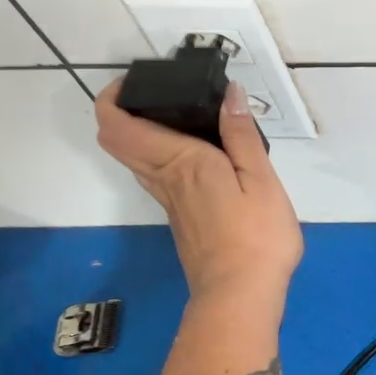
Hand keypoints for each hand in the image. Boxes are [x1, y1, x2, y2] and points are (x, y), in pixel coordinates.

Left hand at [94, 79, 302, 303]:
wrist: (242, 292)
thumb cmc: (258, 235)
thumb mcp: (263, 181)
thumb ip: (243, 137)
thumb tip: (229, 95)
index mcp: (181, 161)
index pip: (117, 122)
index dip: (112, 96)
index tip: (135, 83)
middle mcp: (165, 179)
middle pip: (116, 140)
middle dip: (120, 113)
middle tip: (156, 101)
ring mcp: (170, 203)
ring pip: (136, 162)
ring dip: (143, 138)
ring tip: (183, 129)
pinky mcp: (182, 222)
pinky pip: (159, 180)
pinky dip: (166, 162)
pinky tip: (202, 166)